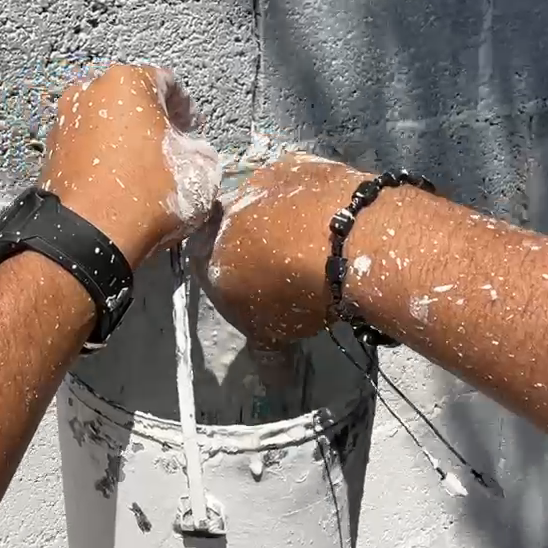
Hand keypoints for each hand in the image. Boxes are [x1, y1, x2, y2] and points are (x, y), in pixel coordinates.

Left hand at [39, 64, 219, 264]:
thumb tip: (193, 153)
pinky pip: (86, 146)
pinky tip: (117, 182)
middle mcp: (89, 90)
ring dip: (124, 139)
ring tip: (143, 170)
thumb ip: (201, 150)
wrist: (88, 235)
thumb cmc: (147, 194)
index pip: (167, 83)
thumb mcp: (201, 171)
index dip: (186, 109)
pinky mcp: (50, 151)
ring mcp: (64, 119)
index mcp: (127, 81)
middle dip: (152, 121)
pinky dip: (102, 157)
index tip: (194, 132)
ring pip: (105, 122)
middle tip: (171, 149)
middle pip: (131, 99)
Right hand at [194, 152, 368, 345]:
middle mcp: (224, 211)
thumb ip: (266, 353)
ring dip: (283, 220)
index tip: (254, 291)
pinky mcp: (298, 162)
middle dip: (253, 246)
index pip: (203, 263)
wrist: (344, 240)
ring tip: (319, 248)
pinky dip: (312, 200)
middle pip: (232, 229)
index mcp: (206, 252)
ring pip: (265, 203)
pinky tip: (335, 223)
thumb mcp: (275, 335)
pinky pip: (299, 184)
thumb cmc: (296, 293)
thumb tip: (274, 384)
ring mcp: (261, 181)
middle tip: (287, 271)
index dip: (229, 278)